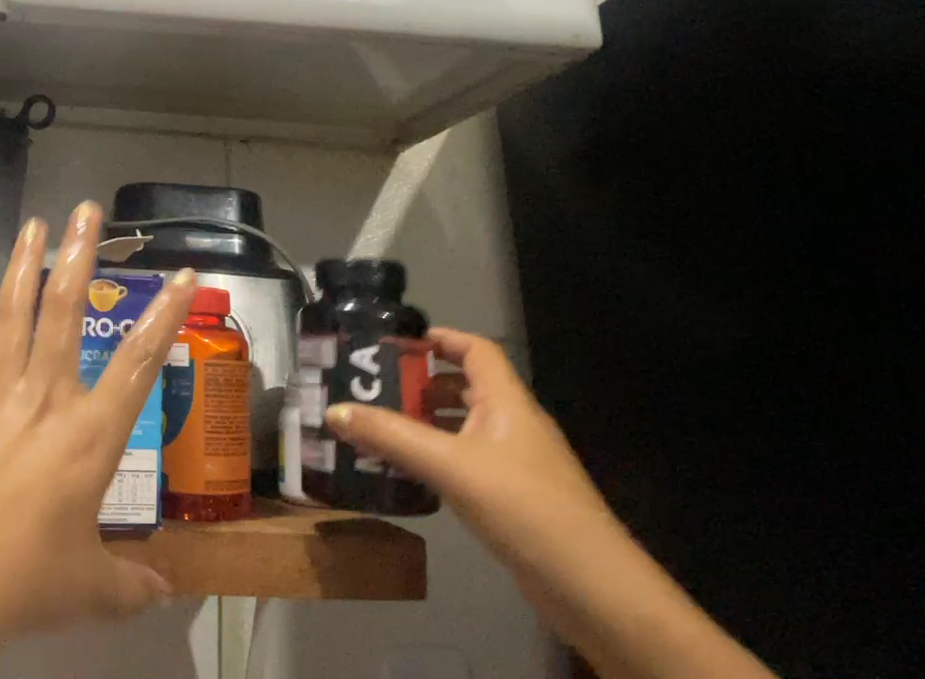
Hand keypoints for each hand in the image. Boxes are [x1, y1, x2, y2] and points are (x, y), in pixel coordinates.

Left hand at [0, 201, 194, 637]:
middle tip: (86, 211)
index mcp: (90, 436)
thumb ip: (128, 585)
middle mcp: (45, 400)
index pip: (140, 362)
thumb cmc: (18, 582)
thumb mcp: (85, 589)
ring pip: (13, 316)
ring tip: (34, 224)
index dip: (166, 316)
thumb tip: (163, 595)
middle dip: (80, 257)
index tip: (184, 273)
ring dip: (23, 265)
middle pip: (67, 313)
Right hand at [326, 331, 775, 678]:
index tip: (395, 342)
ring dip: (425, 423)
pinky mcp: (513, 497)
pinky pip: (466, 461)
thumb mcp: (449, 467)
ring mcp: (517, 463)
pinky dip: (436, 457)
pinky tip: (407, 473)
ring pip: (464, 426)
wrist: (591, 585)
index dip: (440, 338)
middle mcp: (514, 424)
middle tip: (372, 389)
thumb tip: (333, 411)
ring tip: (378, 428)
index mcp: (507, 402)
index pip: (476, 349)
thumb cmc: (524, 508)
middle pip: (465, 387)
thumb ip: (391, 437)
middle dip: (420, 384)